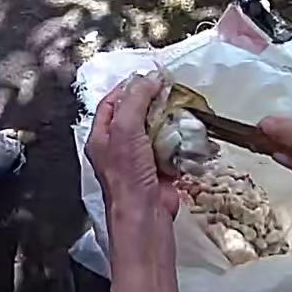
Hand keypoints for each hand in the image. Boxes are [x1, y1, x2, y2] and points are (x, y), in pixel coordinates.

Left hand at [88, 72, 181, 291]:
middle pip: (136, 114)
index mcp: (101, 136)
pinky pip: (171, 147)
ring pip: (156, 129)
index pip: (111, 103)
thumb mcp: (126, 129)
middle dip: (152, 101)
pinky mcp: (160, 169)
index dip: (128, 87)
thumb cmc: (128, 175)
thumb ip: (136, 101)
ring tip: (183, 104)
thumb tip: (150, 77)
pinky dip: (180, 138)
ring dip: (169, 118)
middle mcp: (118, 146)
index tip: (148, 76)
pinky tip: (190, 128)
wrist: (145, 215)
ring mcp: (140, 158)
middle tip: (171, 88)